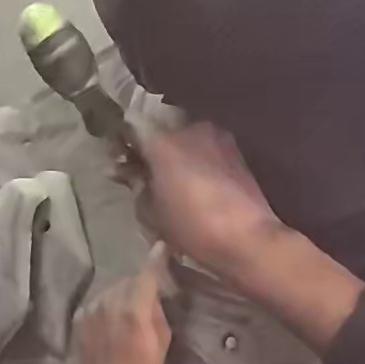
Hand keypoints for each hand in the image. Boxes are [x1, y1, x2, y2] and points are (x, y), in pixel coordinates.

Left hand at [70, 243, 171, 363]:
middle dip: (139, 284)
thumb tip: (154, 292)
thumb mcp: (162, 341)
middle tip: (147, 299)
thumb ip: (157, 310)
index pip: (147, 273)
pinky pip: (98, 301)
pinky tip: (110, 323)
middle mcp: (110, 301)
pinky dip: (106, 306)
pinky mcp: (79, 317)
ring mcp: (91, 308)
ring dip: (121, 295)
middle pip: (129, 280)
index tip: (164, 245)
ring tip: (127, 314)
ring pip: (112, 289)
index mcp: (134, 307)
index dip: (157, 257)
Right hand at [130, 118, 290, 279]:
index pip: (130, 124)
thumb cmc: (192, 227)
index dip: (120, 141)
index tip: (117, 160)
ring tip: (168, 180)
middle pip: (159, 129)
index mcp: (163, 141)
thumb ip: (135, 184)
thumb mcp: (151, 211)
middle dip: (147, 148)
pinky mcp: (235, 149)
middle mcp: (190, 128)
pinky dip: (193, 159)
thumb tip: (125, 171)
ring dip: (172, 153)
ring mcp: (216, 136)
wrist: (248, 238)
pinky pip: (203, 147)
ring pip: (183, 138)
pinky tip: (191, 182)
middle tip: (140, 173)